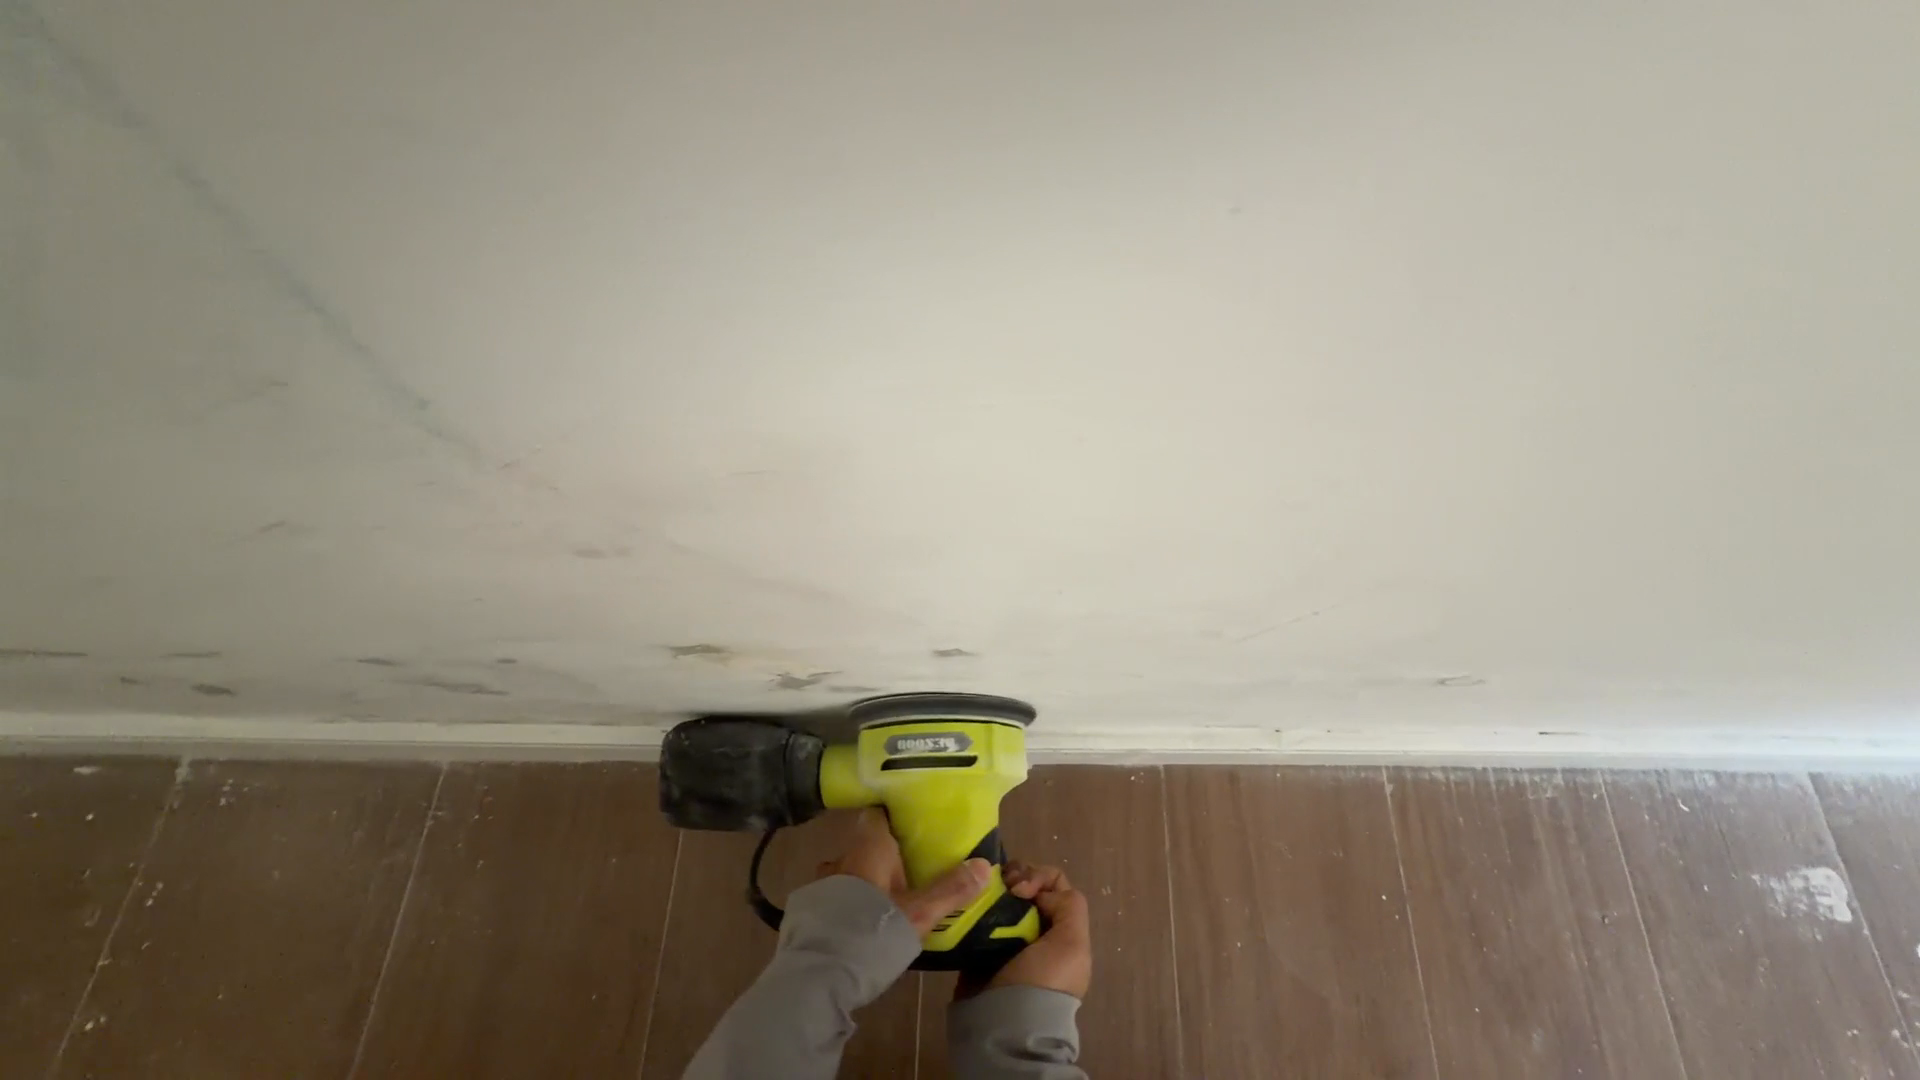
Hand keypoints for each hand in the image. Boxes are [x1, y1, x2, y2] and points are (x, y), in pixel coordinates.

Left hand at [815, 808, 992, 935]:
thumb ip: (950, 890)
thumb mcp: (919, 913)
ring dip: (863, 883)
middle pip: (864, 846)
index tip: (911, 824)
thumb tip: (983, 865)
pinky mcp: (810, 911)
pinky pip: (834, 898)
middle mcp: (843, 857)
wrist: (819, 972)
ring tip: (886, 900)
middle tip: (907, 870)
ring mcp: (822, 884)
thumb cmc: (873, 931)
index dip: (892, 817)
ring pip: (848, 873)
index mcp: (870, 848)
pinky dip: (847, 905)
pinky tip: (861, 924)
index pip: (877, 815)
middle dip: (882, 857)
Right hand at [971, 860, 1091, 999]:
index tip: (1019, 890)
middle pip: (1025, 886)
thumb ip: (1069, 907)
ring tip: (977, 892)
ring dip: (991, 890)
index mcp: (1061, 931)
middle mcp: (1036, 931)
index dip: (1037, 876)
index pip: (1053, 883)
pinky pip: (977, 916)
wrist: (1005, 1026)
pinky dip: (972, 906)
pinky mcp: (979, 948)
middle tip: (999, 886)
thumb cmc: (1041, 982)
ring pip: (1000, 898)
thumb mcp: (1072, 946)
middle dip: (1012, 878)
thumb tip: (1040, 894)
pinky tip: (965, 904)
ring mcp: (1006, 939)